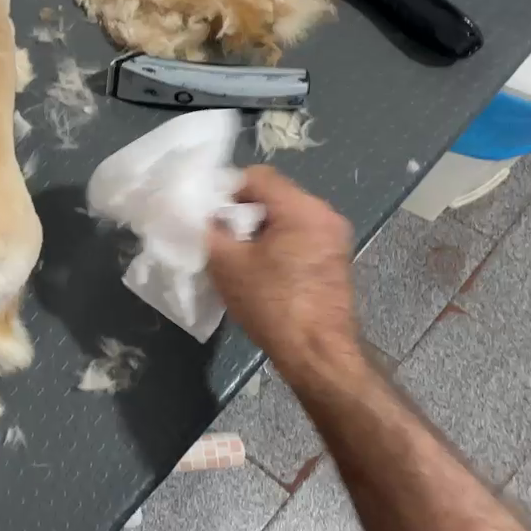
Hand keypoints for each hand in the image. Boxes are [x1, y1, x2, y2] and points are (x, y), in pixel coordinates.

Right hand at [206, 166, 363, 388]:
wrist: (316, 353)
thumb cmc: (270, 302)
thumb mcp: (225, 261)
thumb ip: (206, 227)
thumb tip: (196, 212)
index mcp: (303, 209)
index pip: (256, 177)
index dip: (224, 190)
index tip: (205, 214)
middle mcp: (325, 215)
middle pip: (271, 196)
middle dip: (239, 212)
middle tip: (215, 235)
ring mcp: (334, 239)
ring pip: (282, 217)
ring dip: (255, 229)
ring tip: (233, 254)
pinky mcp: (333, 260)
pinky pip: (296, 236)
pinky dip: (273, 243)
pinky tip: (256, 268)